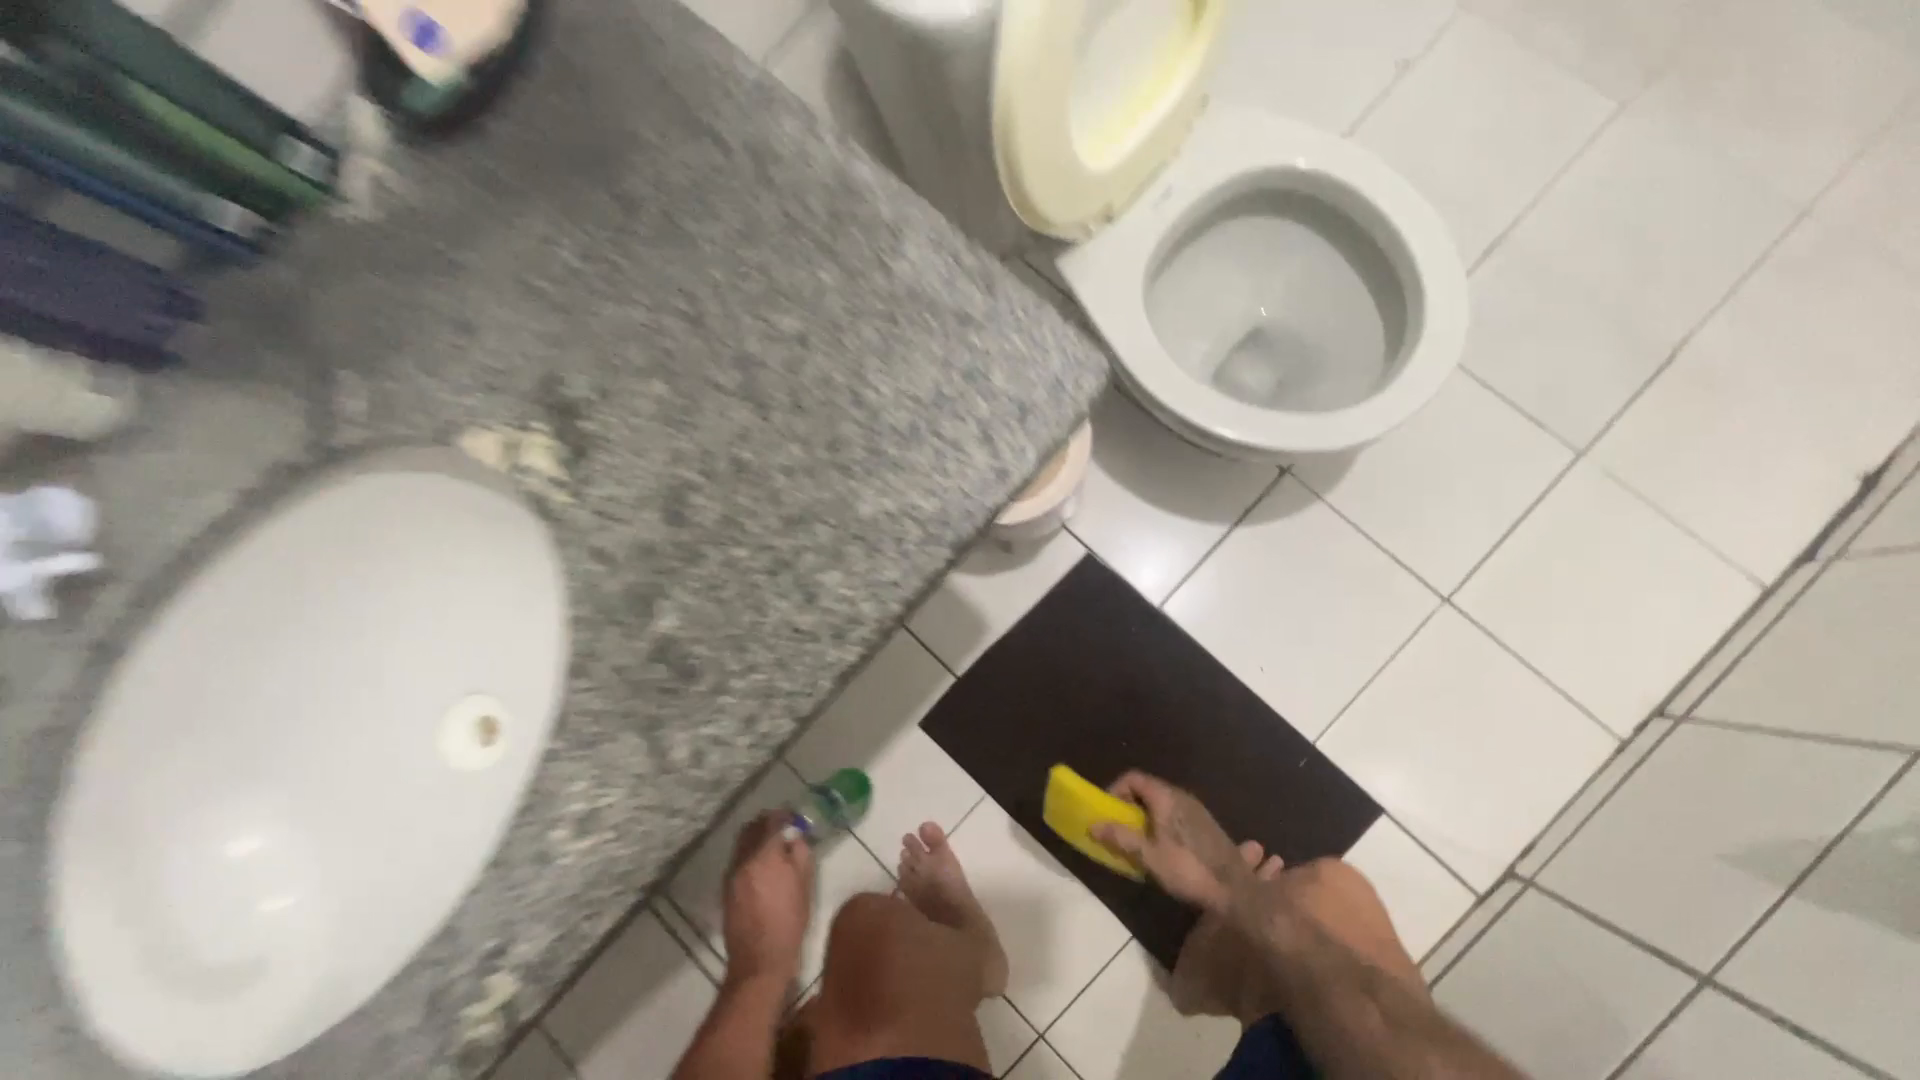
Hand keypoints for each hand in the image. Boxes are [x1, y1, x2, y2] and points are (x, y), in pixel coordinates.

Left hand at [720, 811, 813, 984]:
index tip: (794, 817)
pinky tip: (761, 865)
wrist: (759, 960)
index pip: (772, 822)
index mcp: (765, 857)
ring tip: (773, 845)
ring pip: (741, 843)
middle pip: (751, 828)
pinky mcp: (726, 888)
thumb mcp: (804, 888)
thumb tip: (795, 837)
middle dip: (767, 822)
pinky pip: (737, 860)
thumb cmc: (789, 923)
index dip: (784, 815)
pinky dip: (748, 854)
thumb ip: (800, 855)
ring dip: (756, 837)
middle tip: (783, 826)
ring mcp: (731, 874)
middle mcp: (743, 860)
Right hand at [1090, 771, 1248, 912]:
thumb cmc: (1188, 868)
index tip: (1107, 813)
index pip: (1133, 777)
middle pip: (1147, 789)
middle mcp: (1182, 796)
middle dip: (1128, 807)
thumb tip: (1093, 824)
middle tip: (1119, 831)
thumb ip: (1120, 837)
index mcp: (1166, 797)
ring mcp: (1197, 810)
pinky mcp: (1206, 825)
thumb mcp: (1149, 856)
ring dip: (1144, 818)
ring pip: (1161, 803)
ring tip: (1138, 843)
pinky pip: (1174, 814)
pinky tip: (1162, 849)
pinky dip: (1160, 824)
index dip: (1115, 790)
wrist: (1235, 890)